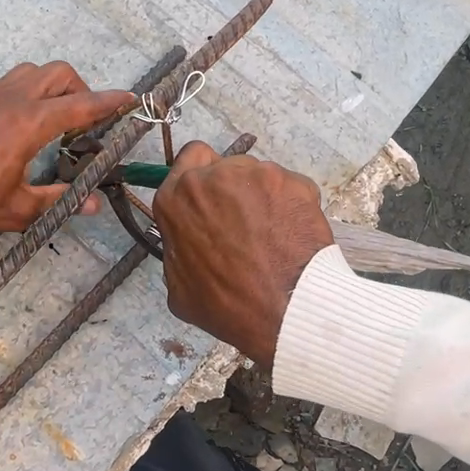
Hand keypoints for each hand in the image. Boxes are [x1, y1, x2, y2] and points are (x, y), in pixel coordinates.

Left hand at [0, 62, 132, 238]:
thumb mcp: (18, 210)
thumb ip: (59, 202)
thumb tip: (93, 204)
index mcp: (28, 124)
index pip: (80, 105)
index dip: (110, 102)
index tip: (131, 98)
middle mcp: (11, 101)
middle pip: (58, 74)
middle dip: (81, 90)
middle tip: (85, 122)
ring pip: (31, 72)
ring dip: (51, 87)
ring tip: (55, 120)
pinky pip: (8, 84)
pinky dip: (27, 93)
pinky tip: (23, 126)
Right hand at [153, 142, 333, 365]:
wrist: (285, 311)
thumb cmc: (226, 306)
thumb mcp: (178, 286)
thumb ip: (179, 248)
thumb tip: (190, 243)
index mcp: (175, 199)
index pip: (189, 159)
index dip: (202, 174)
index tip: (212, 196)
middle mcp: (212, 177)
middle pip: (225, 167)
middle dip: (233, 189)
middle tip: (243, 223)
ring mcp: (256, 174)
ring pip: (259, 176)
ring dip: (262, 197)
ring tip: (272, 235)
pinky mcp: (294, 181)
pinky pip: (289, 188)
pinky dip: (290, 206)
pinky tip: (292, 236)